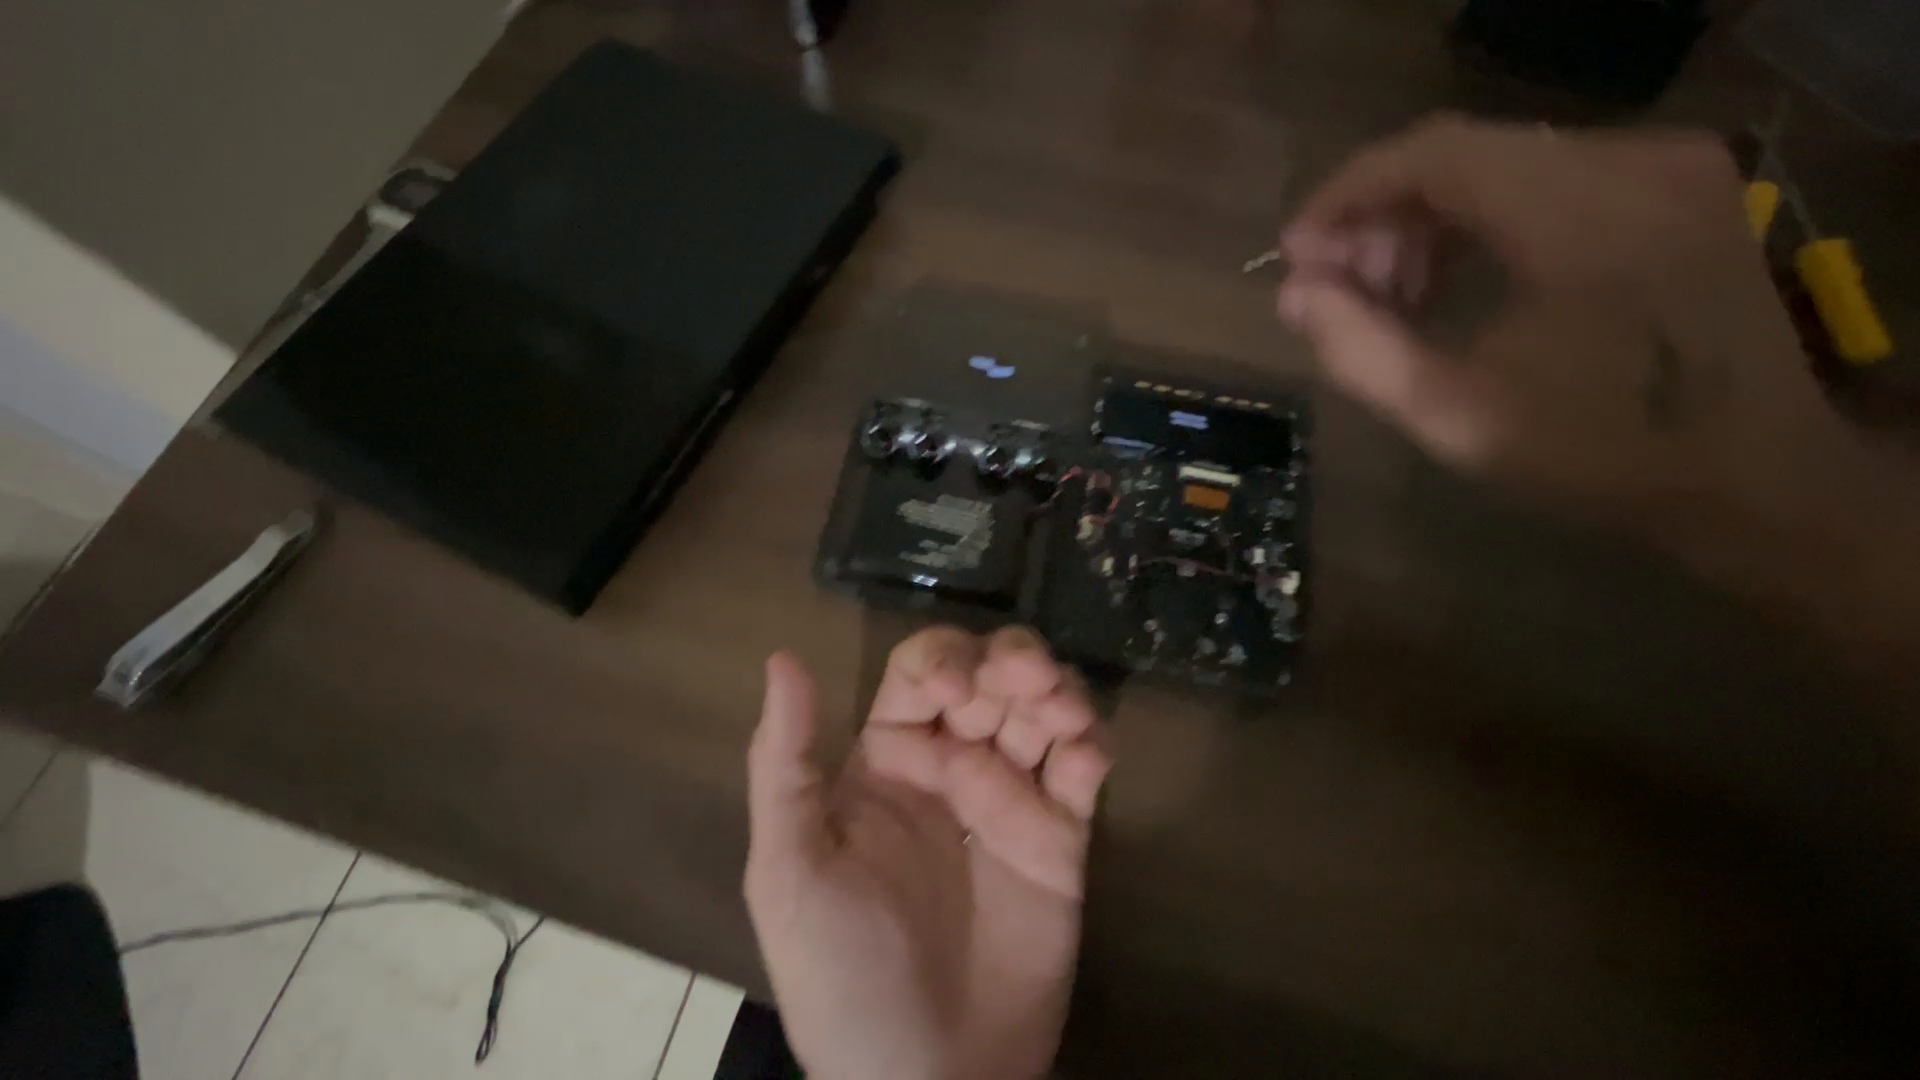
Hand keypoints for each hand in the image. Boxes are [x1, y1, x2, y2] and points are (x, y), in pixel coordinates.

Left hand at [744, 626, 1111, 1079]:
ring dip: (1059, 692)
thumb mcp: (789, 872)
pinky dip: (1093, 748)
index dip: (942, 659)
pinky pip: (1083, 773)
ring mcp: (1011, 799)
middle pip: (991, 678)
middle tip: (1027, 681)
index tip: (956, 688)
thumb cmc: (842, 976)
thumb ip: (782, 764)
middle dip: (1013, 662)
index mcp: (889, 759)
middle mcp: (953, 765)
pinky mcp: (1061, 839)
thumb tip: (783, 658)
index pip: (920, 673)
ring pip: (1043, 711)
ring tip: (1062, 714)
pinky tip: (1087, 760)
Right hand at [1275, 116, 1862, 550]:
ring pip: (1500, 167)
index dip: (1347, 194)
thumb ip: (1358, 348)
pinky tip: (1448, 284)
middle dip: (1381, 217)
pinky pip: (1546, 184)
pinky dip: (1478, 225)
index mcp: (1581, 211)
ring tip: (1388, 299)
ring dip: (1424, 225)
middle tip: (1336, 291)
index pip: (1433, 153)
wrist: (1751, 478)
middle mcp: (1631, 161)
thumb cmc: (1596, 454)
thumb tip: (1295, 294)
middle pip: (1464, 155)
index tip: (1295, 254)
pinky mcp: (1673, 192)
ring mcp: (1664, 170)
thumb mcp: (1453, 414)